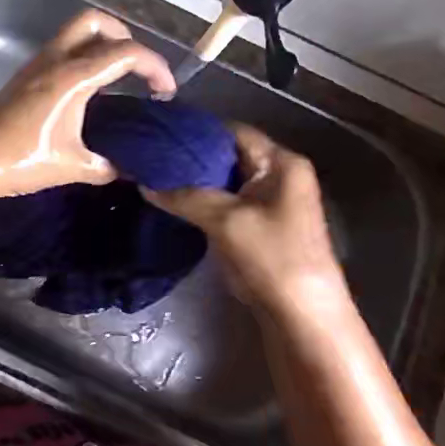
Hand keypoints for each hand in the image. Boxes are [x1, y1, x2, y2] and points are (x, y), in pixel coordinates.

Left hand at [0, 9, 174, 203]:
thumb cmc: (22, 160)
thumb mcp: (73, 167)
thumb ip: (107, 166)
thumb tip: (129, 169)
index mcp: (72, 76)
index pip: (126, 53)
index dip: (155, 67)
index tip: (166, 92)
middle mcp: (55, 60)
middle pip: (96, 22)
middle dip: (125, 36)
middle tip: (137, 69)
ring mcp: (36, 66)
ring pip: (75, 33)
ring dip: (101, 44)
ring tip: (117, 78)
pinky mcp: (24, 77)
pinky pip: (61, 51)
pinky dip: (82, 57)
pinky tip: (86, 91)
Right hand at [142, 124, 349, 318]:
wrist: (300, 313)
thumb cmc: (271, 257)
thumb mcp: (225, 220)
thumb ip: (185, 196)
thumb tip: (144, 182)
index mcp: (281, 163)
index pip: (233, 132)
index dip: (195, 132)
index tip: (157, 138)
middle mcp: (278, 175)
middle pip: (227, 155)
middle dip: (188, 158)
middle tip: (149, 161)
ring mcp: (269, 202)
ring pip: (223, 181)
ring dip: (192, 182)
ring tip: (153, 180)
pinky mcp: (258, 225)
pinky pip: (224, 203)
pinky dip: (199, 202)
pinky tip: (171, 204)